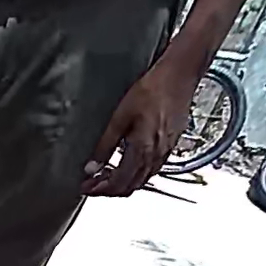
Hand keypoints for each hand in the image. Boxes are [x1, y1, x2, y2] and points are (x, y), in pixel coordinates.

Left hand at [82, 55, 201, 196]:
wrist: (179, 75)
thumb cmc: (151, 91)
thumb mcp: (118, 119)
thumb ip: (104, 147)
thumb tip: (91, 168)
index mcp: (143, 149)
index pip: (119, 183)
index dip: (100, 190)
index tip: (85, 188)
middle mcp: (157, 154)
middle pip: (131, 186)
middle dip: (108, 190)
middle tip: (91, 185)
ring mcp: (167, 150)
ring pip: (142, 180)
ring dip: (121, 183)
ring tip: (103, 177)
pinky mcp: (171, 144)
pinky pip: (151, 169)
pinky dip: (135, 175)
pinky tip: (123, 166)